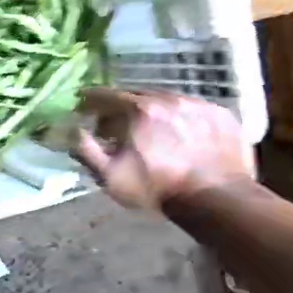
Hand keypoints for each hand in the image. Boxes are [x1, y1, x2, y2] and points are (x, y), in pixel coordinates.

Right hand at [71, 88, 250, 210]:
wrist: (216, 198)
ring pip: (165, 98)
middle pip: (136, 94)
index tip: (81, 107)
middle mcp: (169, 98)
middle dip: (120, 106)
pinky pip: (192, 107)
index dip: (89, 100)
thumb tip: (71, 128)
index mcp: (138, 110)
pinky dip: (178, 116)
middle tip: (114, 123)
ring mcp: (199, 104)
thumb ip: (85, 150)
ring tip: (147, 129)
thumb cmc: (156, 188)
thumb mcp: (109, 175)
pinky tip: (177, 134)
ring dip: (151, 110)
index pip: (105, 95)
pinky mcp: (221, 114)